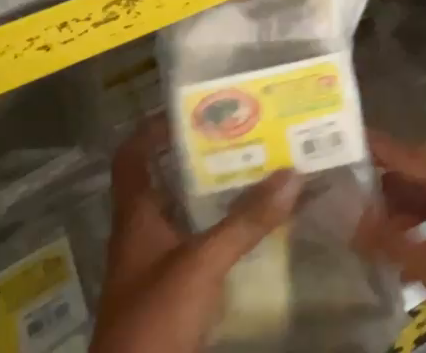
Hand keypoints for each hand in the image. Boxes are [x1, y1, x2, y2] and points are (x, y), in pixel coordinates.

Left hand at [90, 120, 302, 352]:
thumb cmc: (154, 317)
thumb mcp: (201, 264)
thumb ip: (244, 222)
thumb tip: (293, 175)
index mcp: (135, 216)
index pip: (132, 156)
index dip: (153, 127)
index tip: (193, 108)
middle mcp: (143, 234)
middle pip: (166, 181)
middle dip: (201, 157)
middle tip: (245, 135)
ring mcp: (157, 265)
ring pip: (186, 215)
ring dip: (216, 195)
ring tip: (260, 171)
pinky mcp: (175, 293)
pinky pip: (200, 247)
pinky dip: (224, 233)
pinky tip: (257, 229)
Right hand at [353, 133, 425, 352]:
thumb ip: (393, 240)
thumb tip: (349, 217)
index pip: (412, 155)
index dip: (376, 149)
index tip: (339, 141)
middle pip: (420, 176)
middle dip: (383, 188)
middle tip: (340, 193)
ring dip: (400, 215)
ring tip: (360, 229)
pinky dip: (420, 234)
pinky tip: (396, 254)